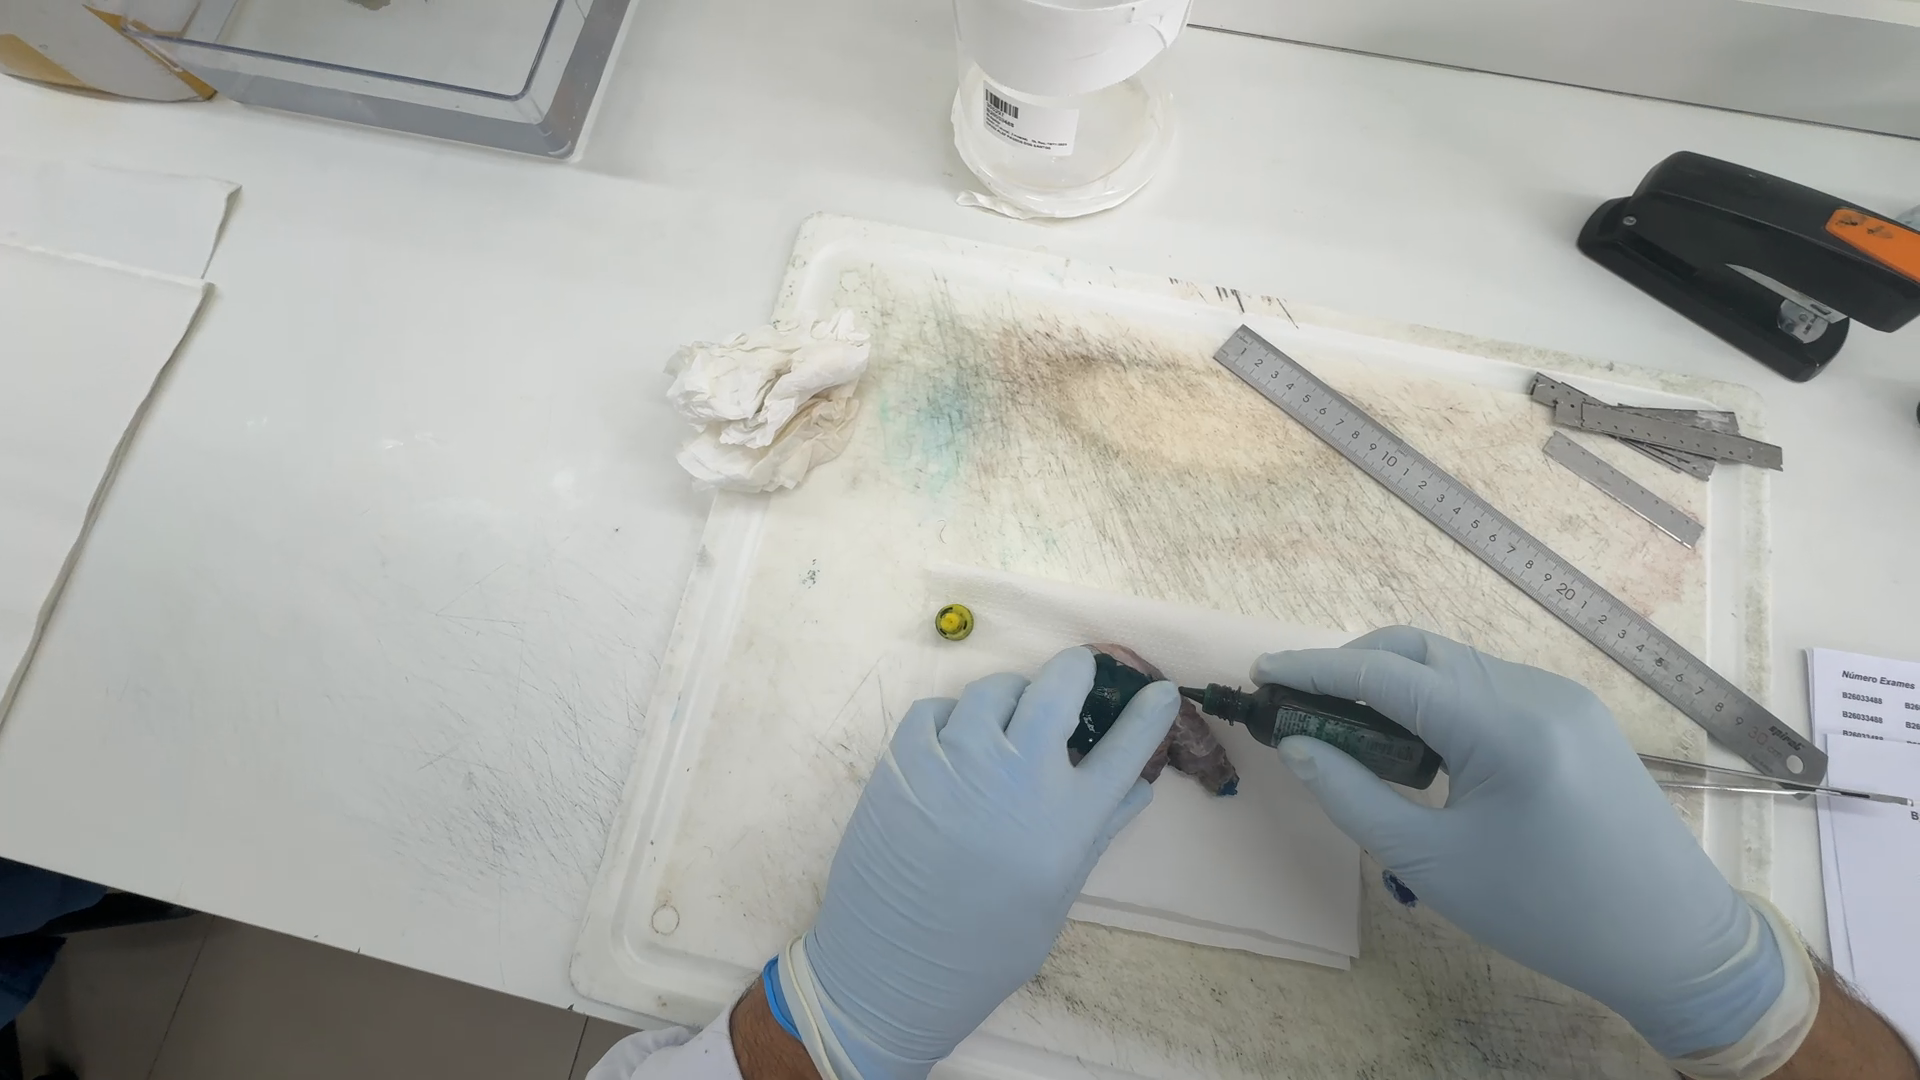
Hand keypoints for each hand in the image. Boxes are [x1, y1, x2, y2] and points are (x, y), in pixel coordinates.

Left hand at [775, 648, 1178, 1079]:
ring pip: (995, 688)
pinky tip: (949, 746)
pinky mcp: (906, 756)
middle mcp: (1019, 774)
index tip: (1161, 689)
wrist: (889, 968)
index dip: (1150, 713)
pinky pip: (937, 708)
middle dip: (1075, 669)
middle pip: (1059, 687)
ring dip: (1009, 697)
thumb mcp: (1056, 896)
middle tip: (1075, 671)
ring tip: (1005, 722)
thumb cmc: (985, 946)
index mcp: (1066, 818)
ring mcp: (958, 758)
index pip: (1125, 749)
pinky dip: (950, 718)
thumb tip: (1138, 788)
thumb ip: (1095, 832)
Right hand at [1256, 627, 1790, 1062]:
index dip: (1313, 668)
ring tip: (1347, 720)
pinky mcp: (1570, 711)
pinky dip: (1427, 692)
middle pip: (1416, 649)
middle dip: (1348, 664)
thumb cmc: (1547, 915)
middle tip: (1302, 699)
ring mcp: (1560, 697)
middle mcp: (1536, 694)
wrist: (1683, 949)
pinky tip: (1411, 734)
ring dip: (1387, 677)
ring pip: (1447, 659)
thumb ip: (1350, 796)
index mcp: (1505, 732)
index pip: (1385, 676)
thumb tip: (1294, 746)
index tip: (1262, 670)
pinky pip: (1477, 680)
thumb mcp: (1432, 864)